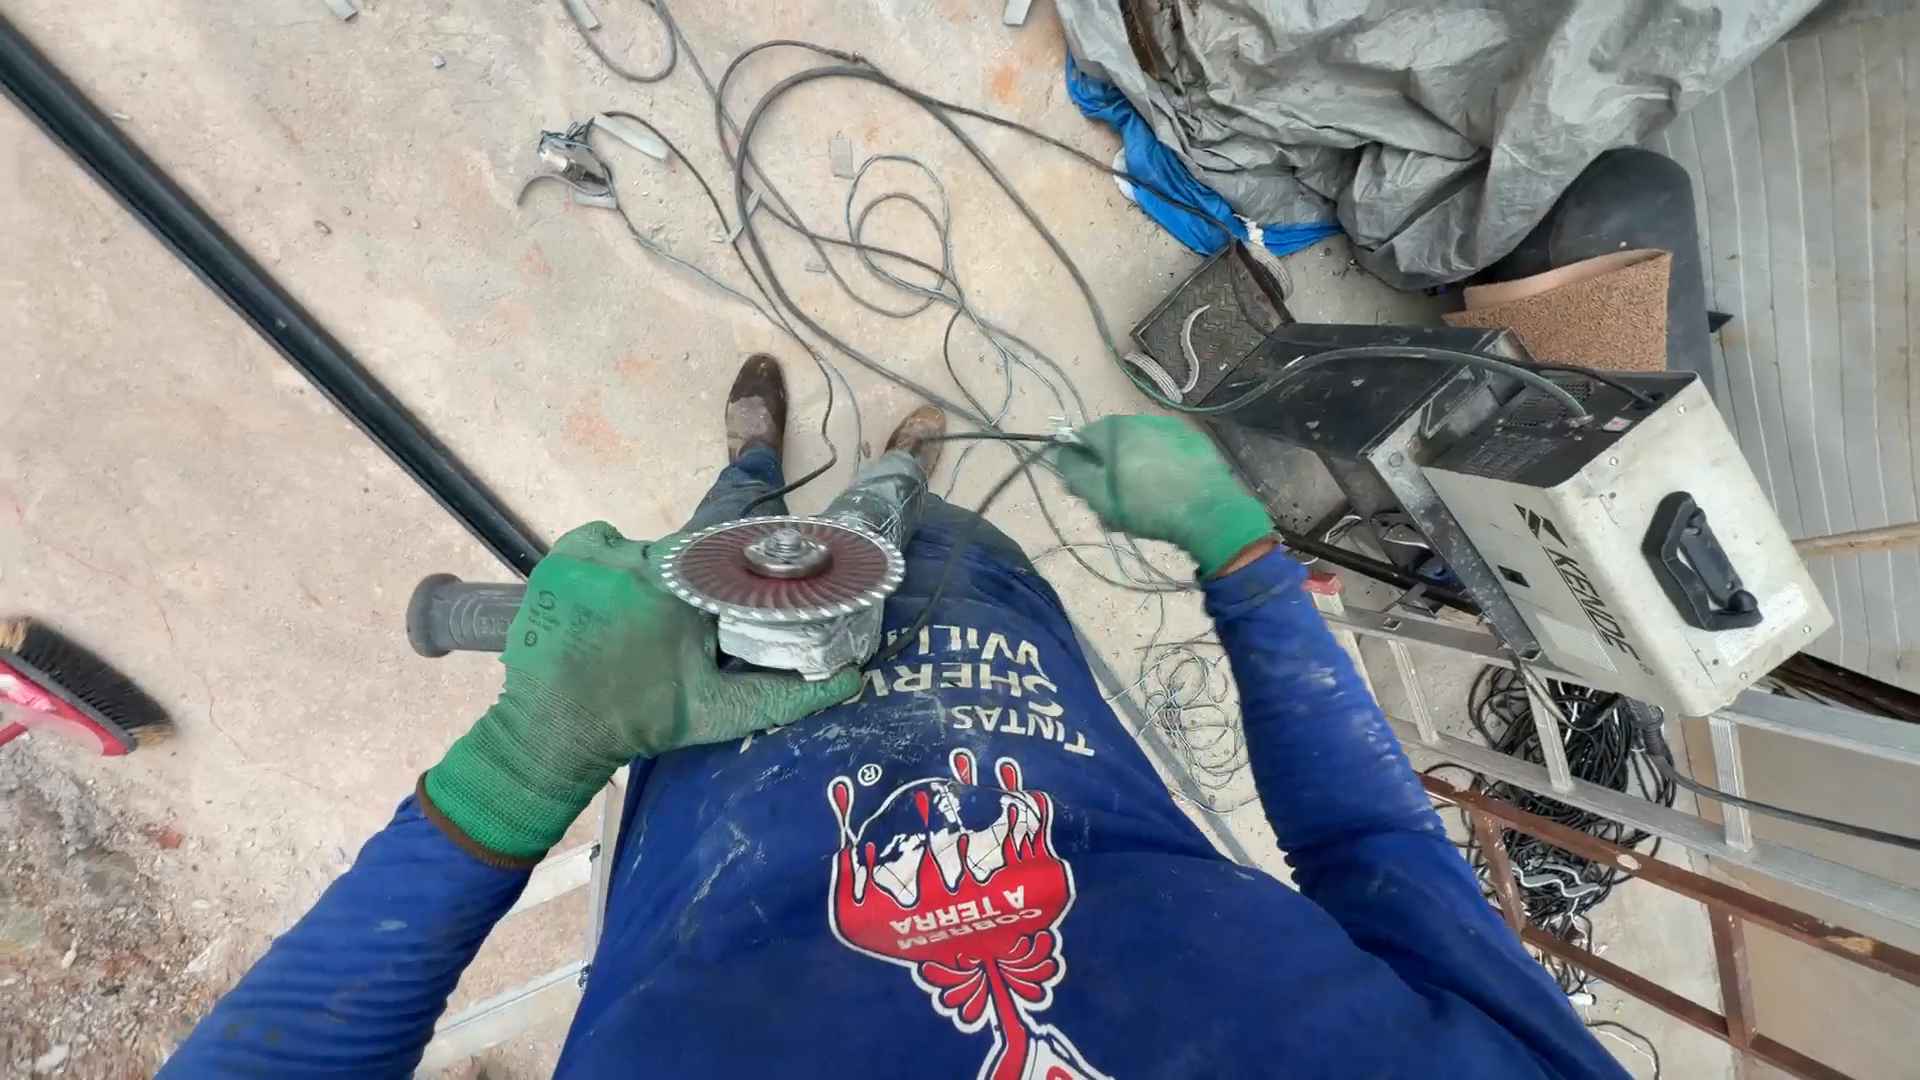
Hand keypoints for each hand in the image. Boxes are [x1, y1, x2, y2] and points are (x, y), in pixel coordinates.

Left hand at [424, 522, 858, 859]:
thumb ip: (789, 695)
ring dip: (656, 574)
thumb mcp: (726, 713)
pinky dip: (610, 558)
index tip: (740, 589)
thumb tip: (854, 677)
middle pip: (689, 552)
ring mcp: (598, 558)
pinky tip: (610, 594)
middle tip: (691, 611)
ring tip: (649, 612)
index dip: (741, 569)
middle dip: (697, 576)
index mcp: (686, 596)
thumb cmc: (645, 721)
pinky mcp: (563, 558)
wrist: (554, 735)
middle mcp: (643, 565)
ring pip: (649, 548)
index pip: (732, 556)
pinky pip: (602, 538)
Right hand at [1055, 415, 1273, 576]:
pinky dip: (1157, 467)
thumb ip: (1074, 472)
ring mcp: (1172, 429)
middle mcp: (1143, 420)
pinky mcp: (1195, 443)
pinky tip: (1165, 491)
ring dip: (1131, 469)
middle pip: (1112, 443)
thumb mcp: (1100, 496)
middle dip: (1106, 469)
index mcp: (1117, 429)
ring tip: (1139, 501)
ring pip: (1138, 447)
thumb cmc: (1148, 506)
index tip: (1083, 487)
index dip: (1078, 461)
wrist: (1210, 514)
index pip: (1083, 436)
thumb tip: (1061, 452)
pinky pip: (1164, 452)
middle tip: (1111, 501)